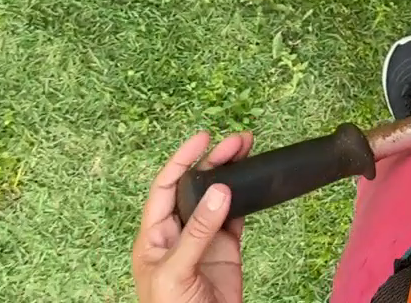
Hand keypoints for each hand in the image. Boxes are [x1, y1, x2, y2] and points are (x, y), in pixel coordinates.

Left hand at [132, 132, 252, 302]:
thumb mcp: (177, 274)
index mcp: (155, 237)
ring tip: (249, 148)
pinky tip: (255, 178)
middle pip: (195, 185)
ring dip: (233, 170)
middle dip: (215, 160)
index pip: (164, 188)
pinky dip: (247, 193)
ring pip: (218, 194)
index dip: (181, 160)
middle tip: (240, 141)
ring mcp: (204, 238)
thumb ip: (198, 232)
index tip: (203, 137)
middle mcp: (179, 232)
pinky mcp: (226, 246)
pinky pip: (237, 213)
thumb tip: (220, 187)